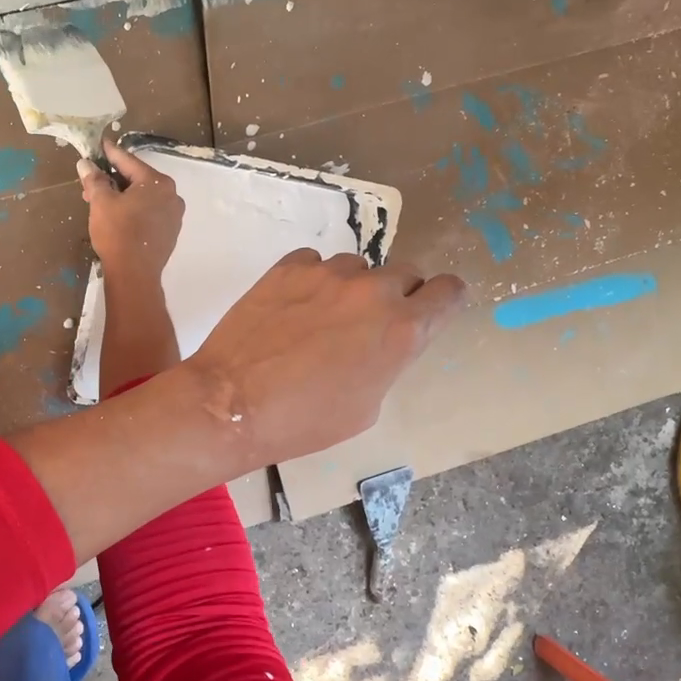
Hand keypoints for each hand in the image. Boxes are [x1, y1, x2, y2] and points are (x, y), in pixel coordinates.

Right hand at [78, 139, 182, 281]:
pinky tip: (118, 218)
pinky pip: (150, 213)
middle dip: (113, 180)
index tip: (100, 144)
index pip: (128, 161)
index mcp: (157, 182)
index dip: (110, 153)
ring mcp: (174, 214)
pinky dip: (134, 210)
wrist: (135, 274)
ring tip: (101, 204)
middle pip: (137, 180)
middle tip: (91, 184)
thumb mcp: (101, 202)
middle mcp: (172, 194)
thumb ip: (94, 180)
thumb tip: (85, 164)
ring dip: (122, 197)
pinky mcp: (170, 232)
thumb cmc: (118, 233)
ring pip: (143, 197)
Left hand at [180, 250, 465, 466]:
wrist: (232, 401)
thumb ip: (388, 360)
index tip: (427, 308)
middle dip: (394, 294)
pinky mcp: (285, 269)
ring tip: (320, 317)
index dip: (439, 300)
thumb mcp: (367, 404)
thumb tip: (380, 342)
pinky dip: (309, 278)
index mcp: (403, 329)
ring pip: (356, 266)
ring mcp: (326, 274)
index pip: (448, 291)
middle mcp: (372, 292)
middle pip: (404, 273)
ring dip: (348, 286)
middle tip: (366, 322)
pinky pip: (312, 261)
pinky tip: (292, 305)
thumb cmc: (303, 420)